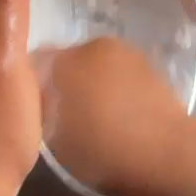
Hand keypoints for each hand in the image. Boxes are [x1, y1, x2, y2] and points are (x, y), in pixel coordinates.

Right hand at [41, 37, 191, 195]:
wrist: (160, 150)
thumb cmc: (100, 146)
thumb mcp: (55, 134)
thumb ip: (44, 104)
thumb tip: (44, 94)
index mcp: (67, 57)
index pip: (39, 61)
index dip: (34, 83)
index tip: (36, 105)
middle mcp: (96, 45)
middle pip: (70, 59)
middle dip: (66, 80)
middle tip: (65, 112)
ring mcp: (127, 51)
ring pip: (99, 66)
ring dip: (93, 83)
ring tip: (96, 116)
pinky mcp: (150, 65)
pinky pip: (123, 74)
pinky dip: (117, 88)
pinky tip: (120, 113)